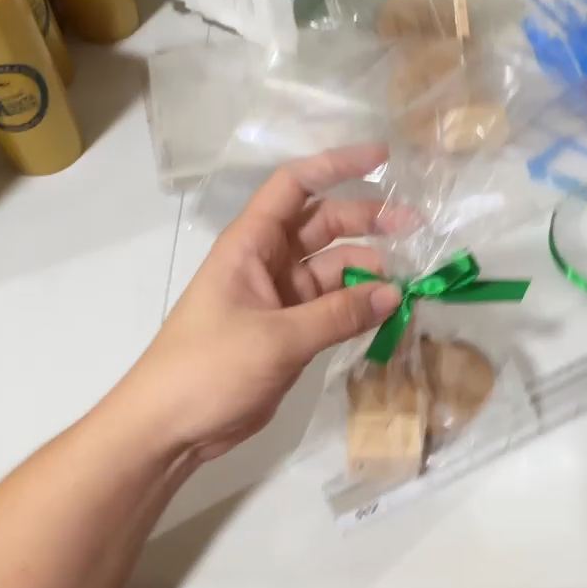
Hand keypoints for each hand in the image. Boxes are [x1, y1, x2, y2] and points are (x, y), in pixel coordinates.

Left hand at [114, 146, 403, 460]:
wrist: (169, 428)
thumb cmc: (209, 368)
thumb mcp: (277, 338)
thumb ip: (338, 315)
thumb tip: (395, 294)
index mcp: (251, 244)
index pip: (295, 186)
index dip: (336, 166)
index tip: (382, 159)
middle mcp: (268, 261)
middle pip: (324, 225)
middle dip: (368, 222)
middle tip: (417, 229)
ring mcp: (280, 297)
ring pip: (335, 269)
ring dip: (369, 272)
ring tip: (410, 284)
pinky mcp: (290, 330)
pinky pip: (334, 307)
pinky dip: (360, 307)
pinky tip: (391, 312)